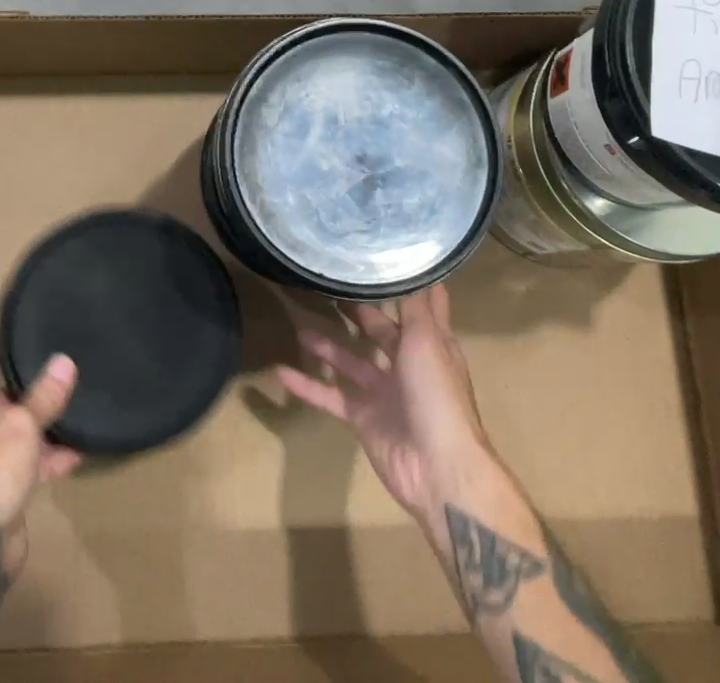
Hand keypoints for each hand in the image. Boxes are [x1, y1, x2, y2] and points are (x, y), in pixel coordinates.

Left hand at [0, 336, 82, 574]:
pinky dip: (53, 453)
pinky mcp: (3, 482)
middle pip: (5, 392)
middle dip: (35, 380)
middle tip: (70, 356)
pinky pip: (31, 457)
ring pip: (21, 426)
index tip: (30, 319)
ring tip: (85, 396)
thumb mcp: (20, 429)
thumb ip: (44, 397)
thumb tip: (65, 361)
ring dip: (49, 419)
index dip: (1, 338)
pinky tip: (85, 444)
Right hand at [276, 283, 501, 541]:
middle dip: (360, 310)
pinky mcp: (364, 417)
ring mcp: (385, 392)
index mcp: (432, 343)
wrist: (438, 466)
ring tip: (300, 326)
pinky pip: (331, 396)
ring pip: (352, 362)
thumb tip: (410, 262)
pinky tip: (282, 371)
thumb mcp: (426, 339)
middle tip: (329, 286)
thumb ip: (412, 305)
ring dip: (328, 346)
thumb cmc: (437, 395)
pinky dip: (309, 385)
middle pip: (381, 331)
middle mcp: (409, 364)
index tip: (386, 254)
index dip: (408, 282)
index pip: (422, 305)